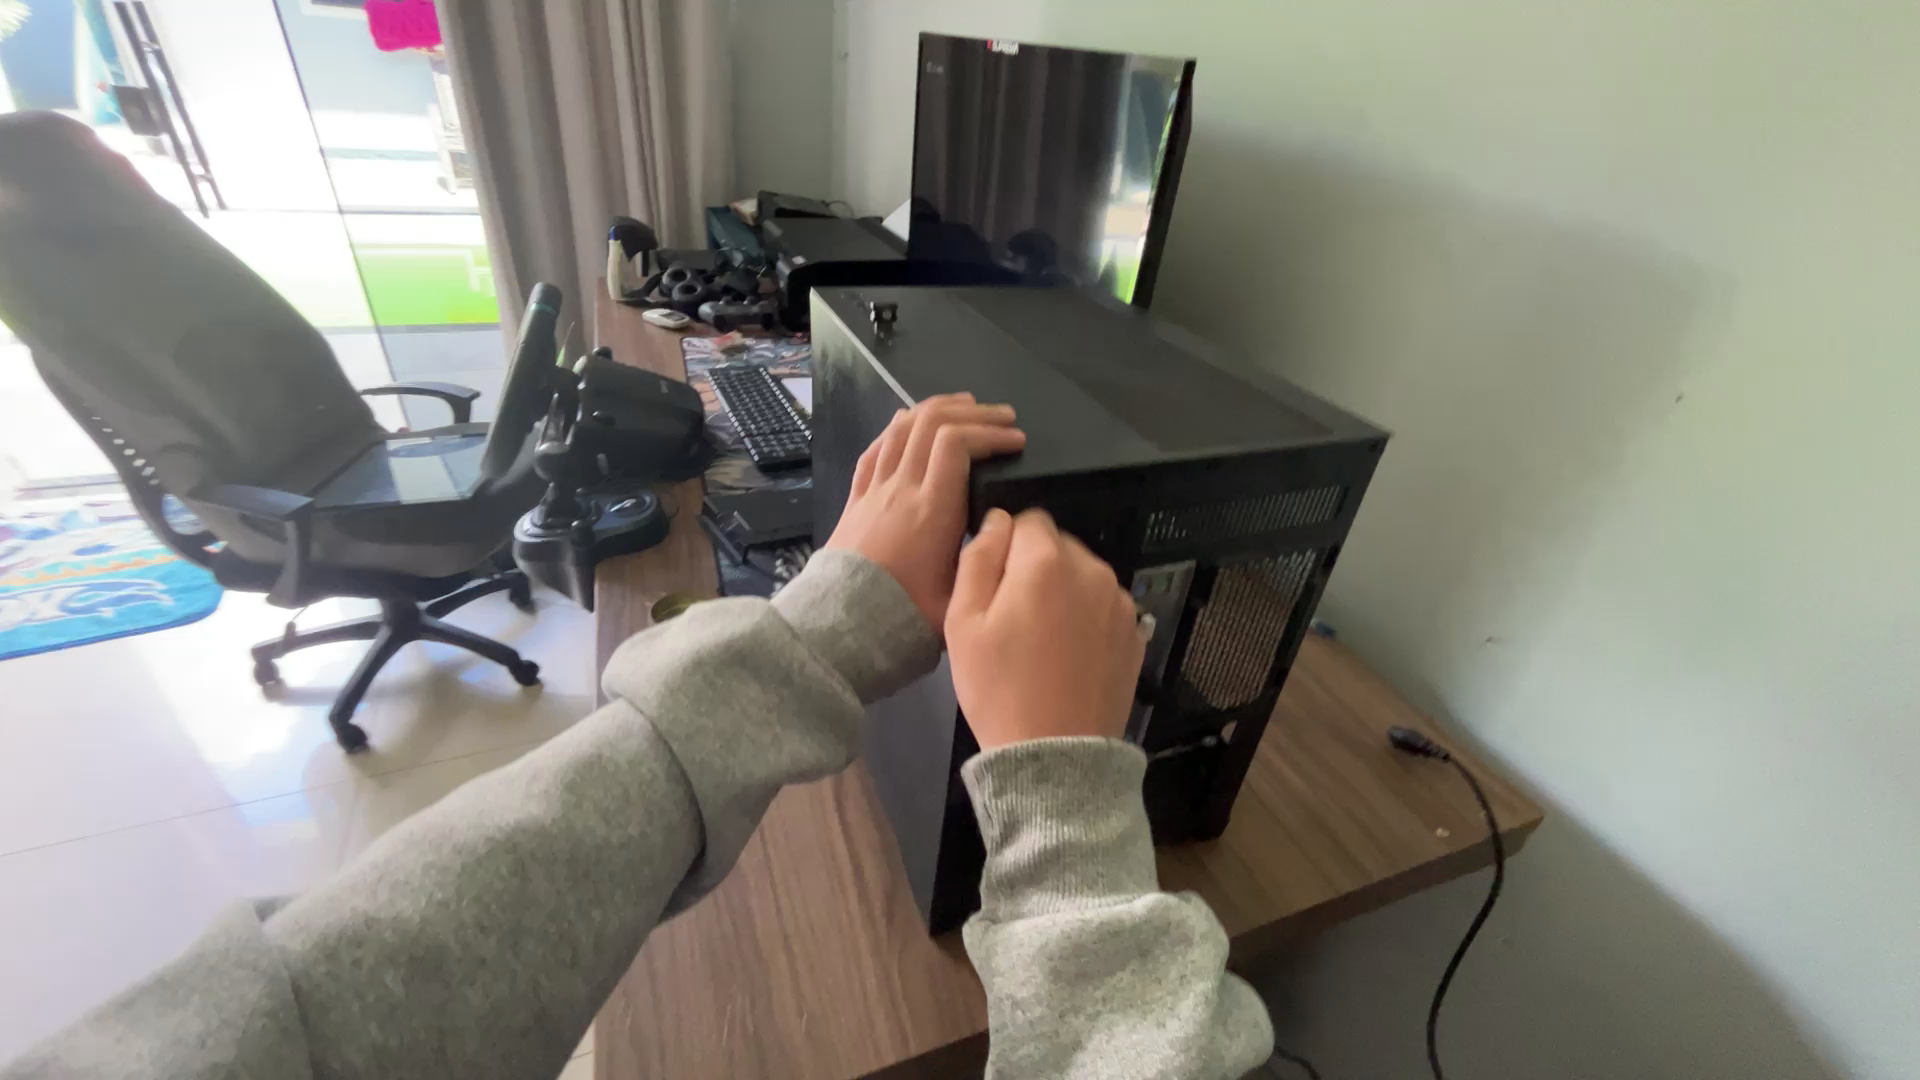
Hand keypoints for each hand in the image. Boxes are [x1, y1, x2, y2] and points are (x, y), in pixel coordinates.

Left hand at [824, 393, 1025, 632]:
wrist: (840, 628)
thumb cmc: (903, 616)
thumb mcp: (959, 600)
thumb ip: (985, 563)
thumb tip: (1003, 534)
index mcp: (931, 510)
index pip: (957, 444)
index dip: (991, 433)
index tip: (1018, 443)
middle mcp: (900, 488)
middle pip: (931, 423)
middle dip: (973, 413)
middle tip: (1004, 418)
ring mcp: (874, 489)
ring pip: (901, 428)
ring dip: (937, 409)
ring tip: (965, 407)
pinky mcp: (856, 497)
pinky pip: (876, 448)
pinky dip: (898, 427)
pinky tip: (909, 421)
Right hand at [945, 508, 1146, 750]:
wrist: (1054, 756)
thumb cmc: (997, 687)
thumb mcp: (963, 622)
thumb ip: (978, 558)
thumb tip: (997, 520)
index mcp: (1046, 561)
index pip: (1027, 520)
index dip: (1006, 547)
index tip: (995, 586)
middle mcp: (1092, 569)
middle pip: (1058, 545)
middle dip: (1035, 567)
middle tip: (1015, 617)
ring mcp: (1120, 601)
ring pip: (1083, 574)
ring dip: (1063, 590)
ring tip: (1043, 639)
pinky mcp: (1136, 631)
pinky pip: (1104, 604)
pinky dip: (1087, 615)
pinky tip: (1070, 653)